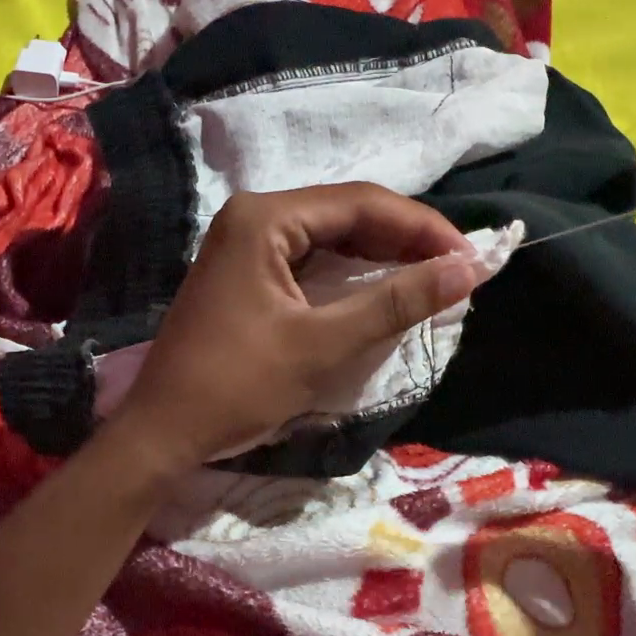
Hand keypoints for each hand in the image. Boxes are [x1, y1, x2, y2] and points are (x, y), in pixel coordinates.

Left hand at [108, 183, 480, 472]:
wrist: (164, 432)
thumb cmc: (237, 386)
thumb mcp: (322, 345)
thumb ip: (394, 302)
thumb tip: (468, 268)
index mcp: (265, 218)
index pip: (362, 203)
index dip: (423, 228)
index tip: (472, 258)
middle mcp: (254, 217)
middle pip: (347, 214)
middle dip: (405, 241)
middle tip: (459, 270)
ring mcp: (245, 246)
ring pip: (331, 238)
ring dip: (381, 258)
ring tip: (432, 280)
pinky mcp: (245, 276)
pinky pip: (310, 262)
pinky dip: (350, 276)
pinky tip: (382, 292)